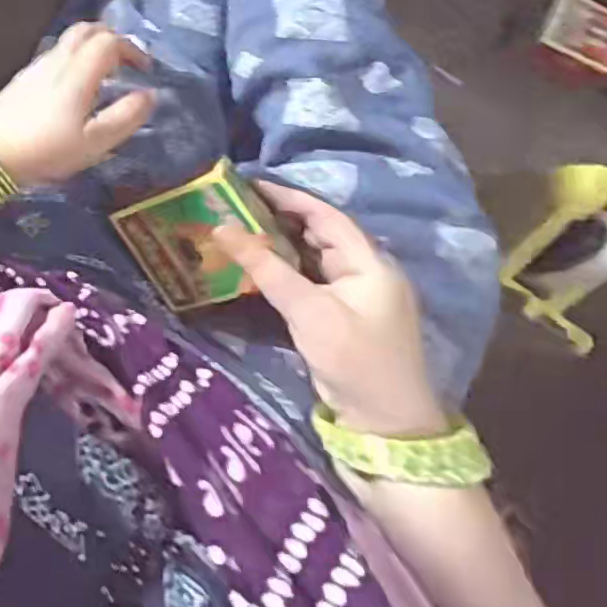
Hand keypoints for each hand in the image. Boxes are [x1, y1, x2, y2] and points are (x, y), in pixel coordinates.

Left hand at [0, 23, 154, 187]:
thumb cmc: (45, 150)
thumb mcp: (93, 142)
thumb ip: (125, 116)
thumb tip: (149, 95)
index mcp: (77, 73)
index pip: (108, 40)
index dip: (131, 49)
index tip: (143, 70)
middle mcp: (55, 62)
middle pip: (86, 30)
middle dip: (111, 39)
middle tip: (125, 63)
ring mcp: (35, 68)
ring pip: (67, 41)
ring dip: (90, 48)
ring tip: (102, 75)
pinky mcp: (21, 79)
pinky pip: (53, 55)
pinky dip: (72, 60)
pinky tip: (73, 87)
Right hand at [213, 181, 447, 437]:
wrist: (385, 423)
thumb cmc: (354, 358)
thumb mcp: (306, 309)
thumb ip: (264, 266)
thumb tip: (221, 227)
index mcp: (370, 264)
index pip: (326, 216)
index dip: (288, 196)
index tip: (248, 183)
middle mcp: (365, 271)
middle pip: (319, 231)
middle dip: (279, 215)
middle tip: (234, 204)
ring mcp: (353, 294)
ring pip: (311, 254)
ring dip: (278, 240)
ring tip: (237, 226)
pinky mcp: (339, 313)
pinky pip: (308, 276)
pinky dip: (282, 264)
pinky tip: (256, 262)